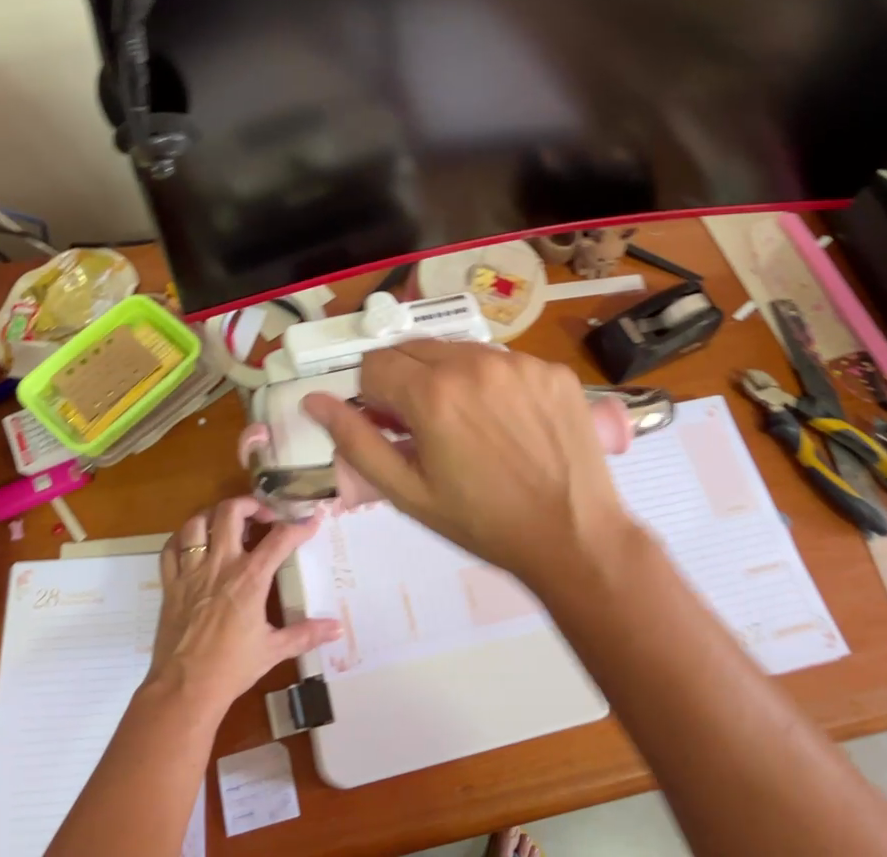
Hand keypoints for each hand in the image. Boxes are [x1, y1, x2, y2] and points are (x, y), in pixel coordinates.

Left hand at [148, 496, 342, 707]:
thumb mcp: (274, 650)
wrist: (185, 688)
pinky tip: (194, 544)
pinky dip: (182, 538)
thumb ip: (306, 634)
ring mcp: (191, 571)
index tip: (312, 520)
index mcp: (250, 579)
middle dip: (251, 505)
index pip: (280, 539)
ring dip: (214, 516)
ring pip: (197, 523)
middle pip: (231, 512)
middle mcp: (220, 565)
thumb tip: (337, 629)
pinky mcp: (170, 583)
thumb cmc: (231, 668)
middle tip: (263, 517)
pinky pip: (171, 548)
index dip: (300, 525)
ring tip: (227, 524)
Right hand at [302, 341, 637, 585]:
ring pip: (460, 351)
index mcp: (432, 392)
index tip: (392, 428)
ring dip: (449, 377)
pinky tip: (509, 424)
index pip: (374, 365)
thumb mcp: (407, 493)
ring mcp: (519, 362)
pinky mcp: (552, 370)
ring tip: (470, 427)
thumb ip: (356, 441)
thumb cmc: (482, 522)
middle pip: (415, 349)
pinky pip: (505, 362)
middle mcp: (474, 362)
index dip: (373, 397)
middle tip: (425, 427)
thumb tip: (313, 401)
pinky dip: (494, 383)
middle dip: (407, 381)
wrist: (573, 538)